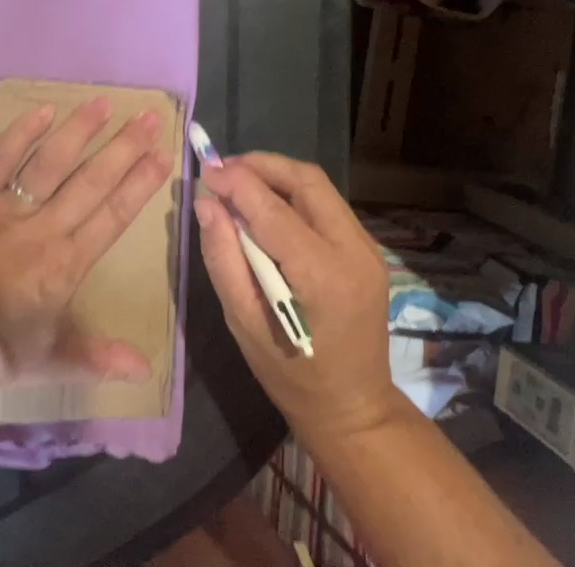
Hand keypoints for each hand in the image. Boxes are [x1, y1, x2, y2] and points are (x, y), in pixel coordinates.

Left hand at [0, 97, 174, 393]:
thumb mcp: (50, 360)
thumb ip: (98, 357)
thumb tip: (146, 368)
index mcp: (66, 265)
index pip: (113, 216)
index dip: (140, 184)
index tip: (163, 156)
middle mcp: (43, 230)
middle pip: (91, 182)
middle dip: (124, 148)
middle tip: (150, 118)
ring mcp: (4, 211)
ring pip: (50, 163)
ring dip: (79, 131)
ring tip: (104, 104)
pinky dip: (20, 134)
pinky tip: (42, 110)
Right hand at [195, 154, 409, 442]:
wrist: (354, 408)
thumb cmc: (291, 376)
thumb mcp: (244, 324)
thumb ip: (224, 260)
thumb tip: (206, 204)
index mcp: (322, 276)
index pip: (273, 209)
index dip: (236, 181)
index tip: (204, 169)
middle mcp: (354, 251)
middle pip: (306, 181)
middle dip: (261, 165)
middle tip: (222, 170)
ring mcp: (368, 249)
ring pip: (320, 188)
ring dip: (278, 177)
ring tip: (239, 184)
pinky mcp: (369, 251)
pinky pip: (328, 207)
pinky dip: (294, 196)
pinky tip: (267, 208)